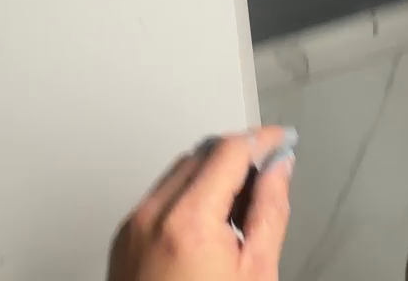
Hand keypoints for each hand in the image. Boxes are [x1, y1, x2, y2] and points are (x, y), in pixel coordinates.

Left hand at [109, 127, 294, 280]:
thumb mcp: (256, 273)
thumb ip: (271, 208)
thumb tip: (279, 168)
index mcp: (189, 220)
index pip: (231, 149)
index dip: (264, 139)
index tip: (284, 141)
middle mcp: (153, 216)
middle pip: (205, 152)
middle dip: (240, 154)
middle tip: (270, 172)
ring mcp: (133, 228)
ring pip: (182, 168)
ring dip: (216, 170)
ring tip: (243, 204)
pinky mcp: (123, 241)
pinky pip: (163, 194)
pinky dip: (192, 191)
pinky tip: (214, 220)